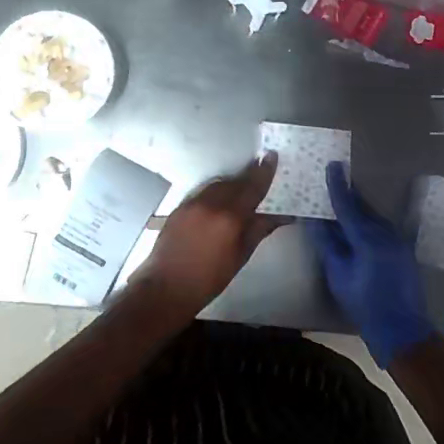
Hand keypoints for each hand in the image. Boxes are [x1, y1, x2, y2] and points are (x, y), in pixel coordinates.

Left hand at [131, 154, 286, 313]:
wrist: (166, 287)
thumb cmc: (209, 279)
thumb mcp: (240, 257)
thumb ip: (258, 231)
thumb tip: (277, 217)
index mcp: (230, 218)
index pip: (252, 187)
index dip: (264, 172)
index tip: (271, 156)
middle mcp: (211, 204)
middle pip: (235, 182)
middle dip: (248, 177)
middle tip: (260, 173)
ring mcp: (192, 203)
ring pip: (217, 185)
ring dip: (231, 184)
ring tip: (241, 189)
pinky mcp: (179, 208)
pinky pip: (203, 193)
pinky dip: (215, 193)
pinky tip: (219, 202)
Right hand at [307, 162, 434, 367]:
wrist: (402, 328)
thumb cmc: (364, 303)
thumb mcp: (339, 274)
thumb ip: (328, 244)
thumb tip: (315, 221)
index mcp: (368, 237)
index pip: (349, 206)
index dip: (338, 186)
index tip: (332, 166)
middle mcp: (386, 232)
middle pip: (364, 208)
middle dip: (349, 195)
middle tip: (334, 180)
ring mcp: (398, 241)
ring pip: (374, 218)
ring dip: (359, 209)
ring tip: (343, 201)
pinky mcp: (404, 250)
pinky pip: (383, 229)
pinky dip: (368, 223)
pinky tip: (359, 225)